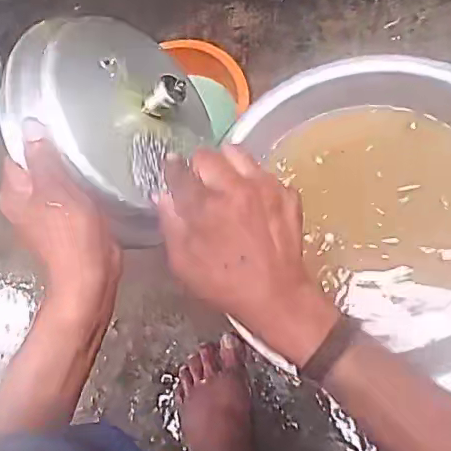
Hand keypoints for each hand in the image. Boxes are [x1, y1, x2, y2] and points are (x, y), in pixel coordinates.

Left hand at [0, 120, 121, 310]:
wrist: (90, 276)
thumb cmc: (72, 235)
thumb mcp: (57, 188)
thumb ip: (43, 157)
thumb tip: (30, 127)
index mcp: (14, 194)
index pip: (17, 154)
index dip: (36, 139)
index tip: (58, 128)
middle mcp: (23, 205)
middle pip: (37, 168)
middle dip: (57, 157)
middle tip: (79, 146)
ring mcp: (45, 217)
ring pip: (56, 183)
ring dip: (71, 174)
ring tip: (90, 163)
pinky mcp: (66, 226)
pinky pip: (71, 198)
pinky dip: (81, 191)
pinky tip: (95, 187)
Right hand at [157, 146, 338, 363]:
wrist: (278, 296)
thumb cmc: (226, 284)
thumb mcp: (184, 263)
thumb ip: (170, 225)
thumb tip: (163, 197)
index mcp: (206, 205)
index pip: (179, 171)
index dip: (172, 169)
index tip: (171, 170)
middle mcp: (236, 187)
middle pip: (208, 155)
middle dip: (199, 166)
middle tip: (200, 184)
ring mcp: (266, 187)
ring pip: (238, 154)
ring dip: (227, 165)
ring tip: (226, 185)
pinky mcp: (287, 194)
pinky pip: (264, 173)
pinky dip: (254, 181)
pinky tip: (252, 201)